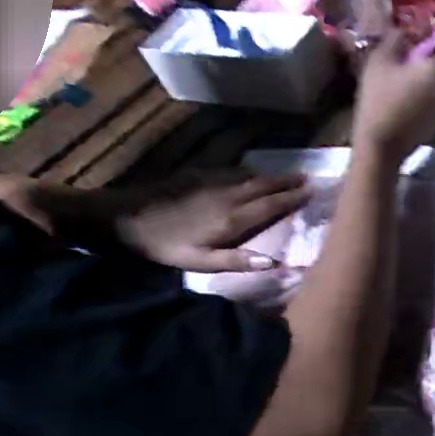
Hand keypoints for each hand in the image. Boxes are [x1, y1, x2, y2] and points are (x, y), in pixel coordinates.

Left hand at [116, 173, 311, 271]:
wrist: (123, 216)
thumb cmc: (164, 246)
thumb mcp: (200, 262)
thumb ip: (237, 261)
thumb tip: (275, 262)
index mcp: (232, 219)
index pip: (270, 206)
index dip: (291, 199)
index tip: (311, 192)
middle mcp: (227, 197)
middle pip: (263, 187)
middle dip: (286, 183)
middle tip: (307, 179)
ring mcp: (211, 183)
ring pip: (248, 177)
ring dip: (271, 176)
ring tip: (288, 175)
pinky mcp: (196, 177)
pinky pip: (230, 172)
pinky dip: (247, 173)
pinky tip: (250, 173)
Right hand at [352, 34, 434, 157]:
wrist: (380, 145)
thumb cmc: (378, 98)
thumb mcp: (379, 60)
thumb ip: (394, 40)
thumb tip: (402, 31)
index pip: (430, 52)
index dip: (412, 54)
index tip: (395, 61)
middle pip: (430, 74)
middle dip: (415, 72)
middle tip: (390, 77)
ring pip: (429, 93)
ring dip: (416, 91)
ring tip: (392, 96)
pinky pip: (427, 110)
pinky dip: (417, 108)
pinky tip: (398, 113)